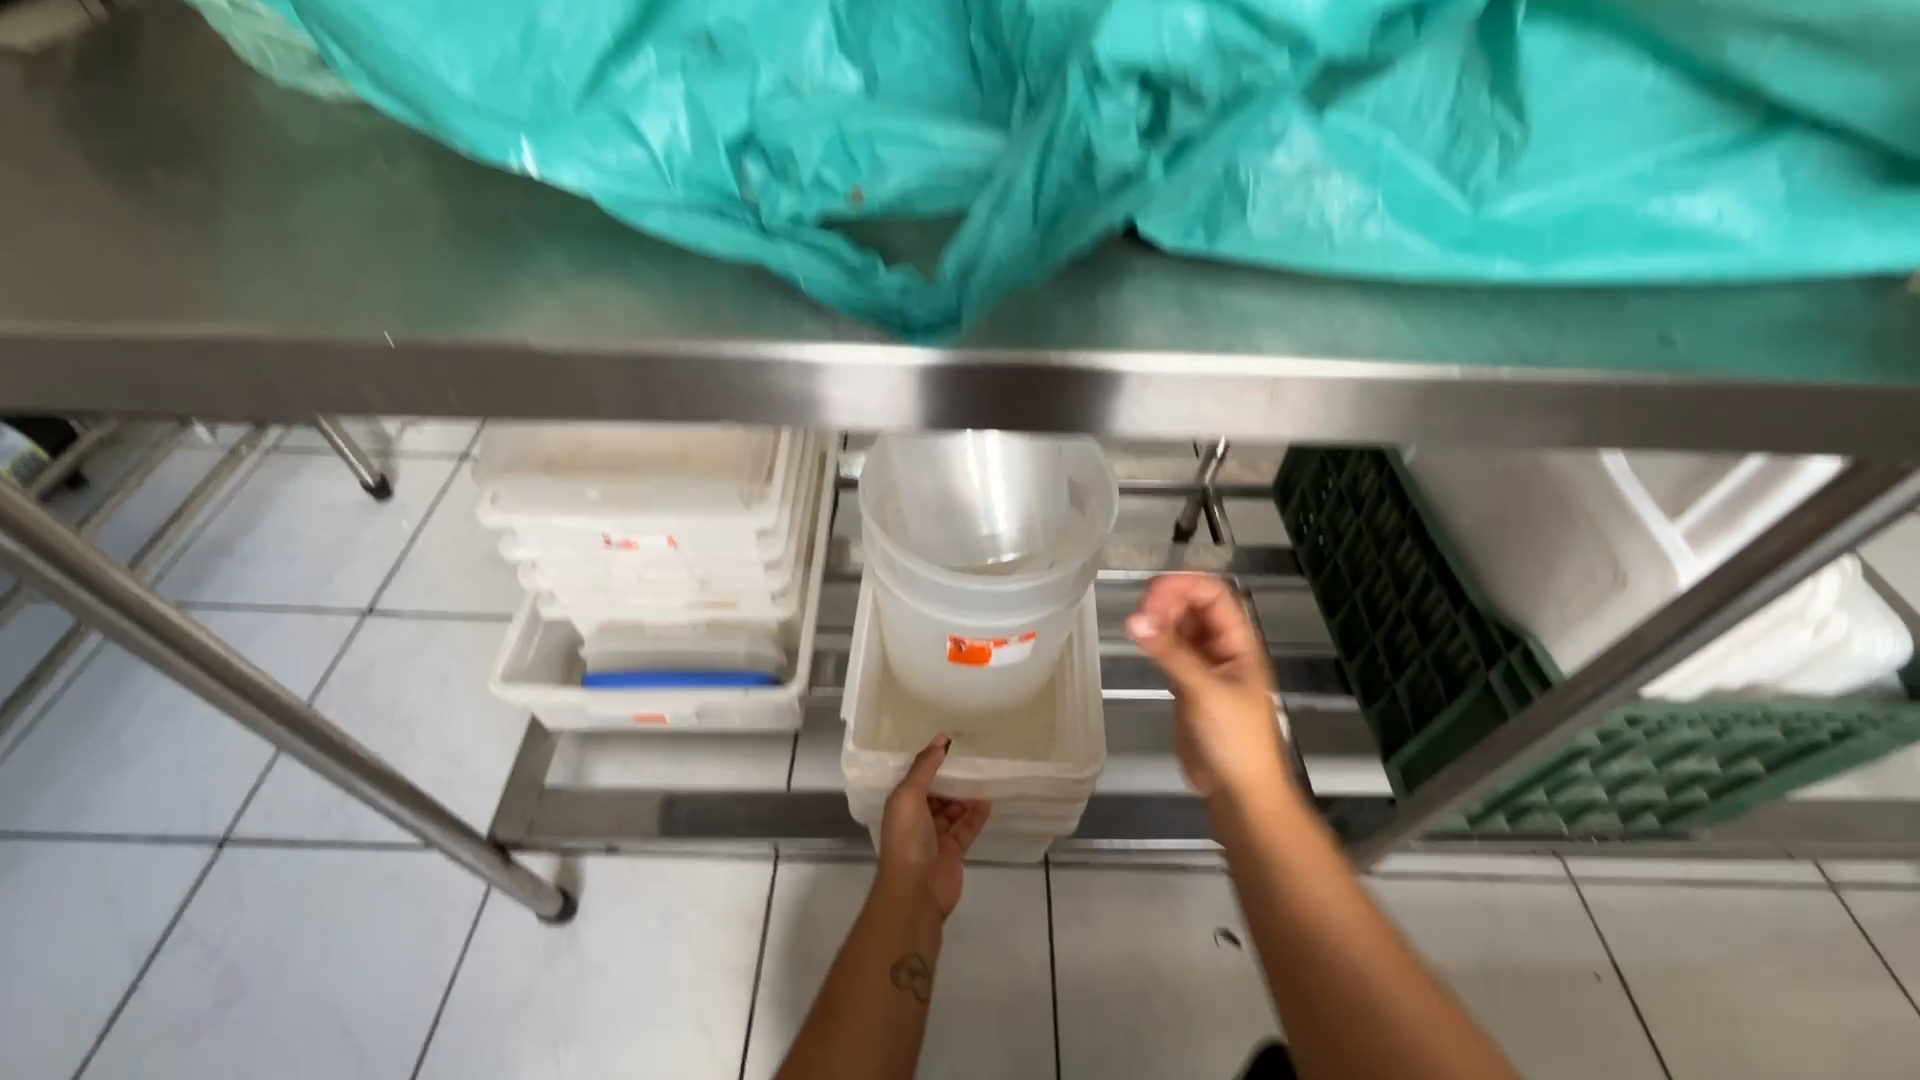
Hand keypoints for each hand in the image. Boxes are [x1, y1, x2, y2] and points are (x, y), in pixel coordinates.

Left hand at [878, 736, 990, 918]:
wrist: (916, 890)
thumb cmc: (907, 838)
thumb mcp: (909, 795)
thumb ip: (924, 767)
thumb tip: (940, 740)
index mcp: (901, 804)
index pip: (917, 777)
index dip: (931, 761)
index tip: (952, 742)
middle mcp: (917, 818)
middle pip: (937, 793)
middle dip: (951, 778)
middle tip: (973, 757)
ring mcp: (936, 836)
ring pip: (953, 809)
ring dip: (966, 795)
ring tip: (984, 775)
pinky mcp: (954, 851)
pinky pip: (967, 827)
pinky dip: (977, 815)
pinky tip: (989, 800)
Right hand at [1127, 573, 1291, 803]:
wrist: (1238, 790)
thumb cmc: (1235, 739)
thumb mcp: (1204, 690)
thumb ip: (1170, 653)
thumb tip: (1133, 619)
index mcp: (1241, 644)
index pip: (1216, 596)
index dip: (1186, 585)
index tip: (1153, 589)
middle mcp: (1223, 649)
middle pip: (1196, 608)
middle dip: (1169, 601)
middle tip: (1140, 612)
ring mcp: (1205, 668)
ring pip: (1181, 629)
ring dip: (1160, 620)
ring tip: (1136, 623)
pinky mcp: (1187, 686)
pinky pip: (1170, 652)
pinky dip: (1155, 642)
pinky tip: (1140, 640)